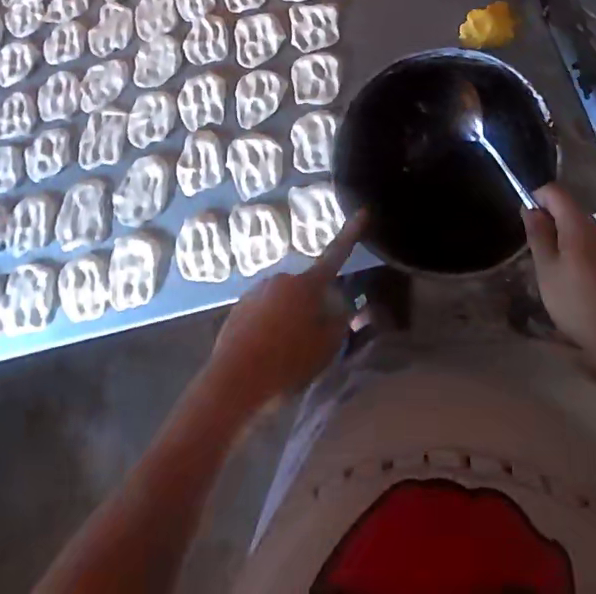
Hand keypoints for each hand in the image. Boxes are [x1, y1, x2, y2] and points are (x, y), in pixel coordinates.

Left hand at [199, 211, 365, 413]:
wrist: (233, 383)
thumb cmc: (287, 362)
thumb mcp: (327, 346)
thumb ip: (340, 321)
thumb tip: (342, 307)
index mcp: (306, 284)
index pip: (336, 254)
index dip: (352, 234)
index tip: (362, 211)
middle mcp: (280, 278)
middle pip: (307, 288)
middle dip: (312, 306)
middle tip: (312, 341)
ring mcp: (255, 292)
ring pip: (283, 302)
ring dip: (288, 319)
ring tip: (285, 355)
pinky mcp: (237, 309)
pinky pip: (263, 313)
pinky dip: (269, 328)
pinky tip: (267, 354)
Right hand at [524, 185, 595, 386]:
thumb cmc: (577, 303)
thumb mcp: (547, 270)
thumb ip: (538, 234)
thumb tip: (530, 207)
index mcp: (580, 224)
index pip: (556, 191)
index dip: (537, 198)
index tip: (526, 221)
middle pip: (570, 210)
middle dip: (550, 223)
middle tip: (537, 254)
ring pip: (581, 230)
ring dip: (564, 241)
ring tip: (554, 272)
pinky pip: (594, 246)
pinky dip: (579, 254)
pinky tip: (575, 283)